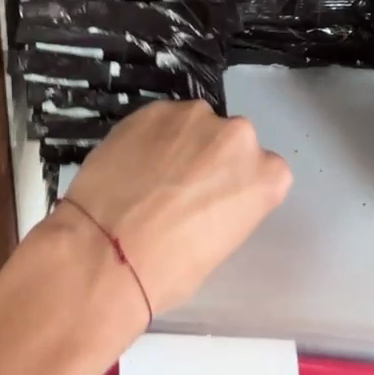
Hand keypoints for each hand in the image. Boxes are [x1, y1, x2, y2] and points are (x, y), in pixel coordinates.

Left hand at [58, 101, 291, 314]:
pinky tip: (131, 162)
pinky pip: (160, 119)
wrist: (108, 247)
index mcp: (266, 175)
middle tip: (182, 184)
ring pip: (193, 124)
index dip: (236, 184)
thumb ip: (226, 205)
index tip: (216, 199)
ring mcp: (193, 116)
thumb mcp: (219, 244)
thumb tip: (204, 194)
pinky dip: (150, 136)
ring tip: (151, 173)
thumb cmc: (170, 266)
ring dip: (180, 141)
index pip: (264, 170)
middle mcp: (237, 136)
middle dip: (210, 156)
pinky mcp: (153, 108)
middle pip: (230, 140)